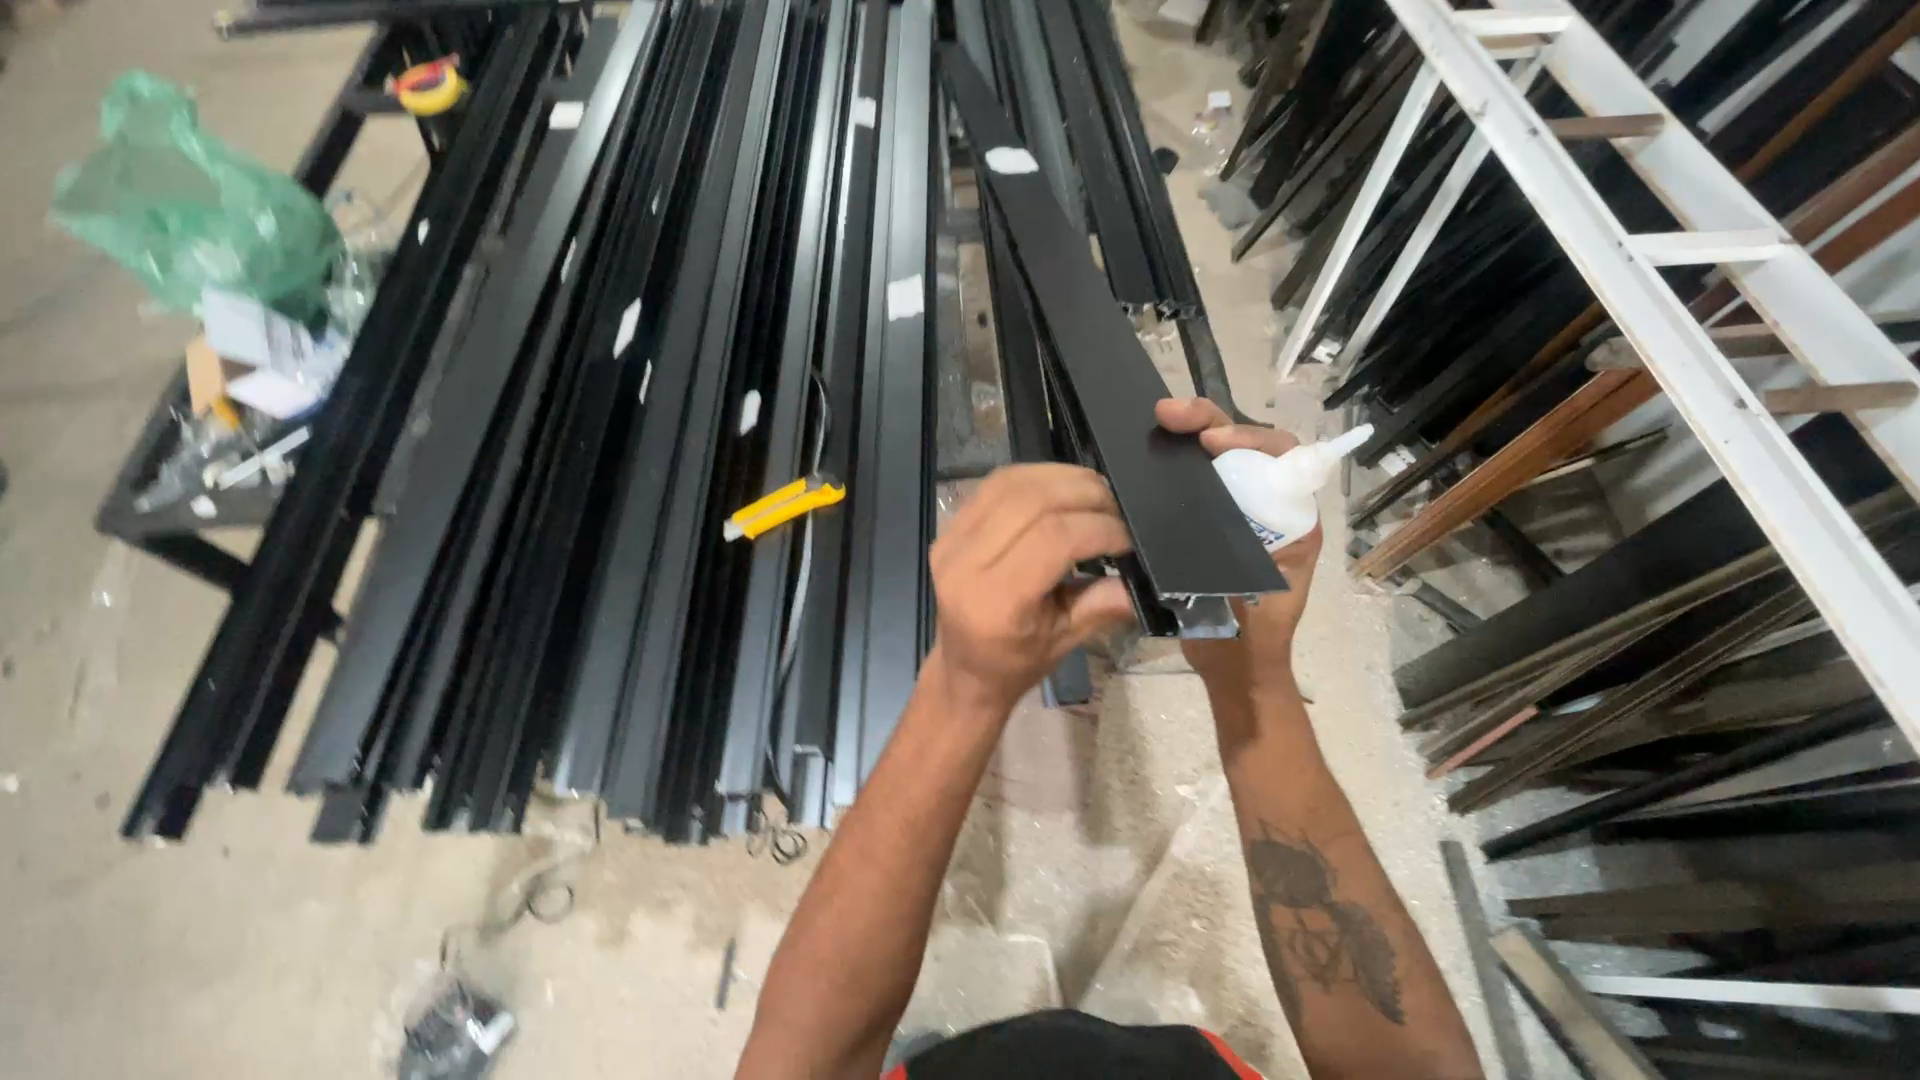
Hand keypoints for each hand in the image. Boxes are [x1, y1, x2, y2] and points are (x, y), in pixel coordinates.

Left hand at [927, 464, 1137, 713]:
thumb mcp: (1065, 640)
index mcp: (994, 602)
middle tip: (1116, 509)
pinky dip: (1036, 478)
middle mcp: (965, 563)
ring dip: (1062, 479)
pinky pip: (996, 485)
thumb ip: (1102, 603)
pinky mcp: (949, 525)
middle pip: (1031, 501)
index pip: (1053, 540)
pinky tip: (1063, 488)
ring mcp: (951, 539)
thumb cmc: (1016, 661)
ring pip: (1012, 483)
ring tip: (1096, 494)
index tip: (1127, 538)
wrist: (963, 667)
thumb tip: (1145, 574)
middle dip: (1085, 496)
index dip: (1098, 529)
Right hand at [1155, 397, 1320, 694]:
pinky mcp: (1213, 524)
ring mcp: (1240, 515)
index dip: (1250, 439)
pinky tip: (1149, 456)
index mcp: (1294, 523)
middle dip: (1212, 422)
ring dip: (1190, 436)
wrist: (1235, 671)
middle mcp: (1271, 510)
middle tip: (1168, 414)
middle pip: (1249, 447)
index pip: (1284, 459)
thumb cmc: (1249, 642)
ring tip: (1157, 423)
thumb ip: (1234, 567)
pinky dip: (1176, 465)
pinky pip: (1198, 485)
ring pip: (1222, 460)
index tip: (1211, 442)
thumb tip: (1201, 524)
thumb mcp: (1249, 604)